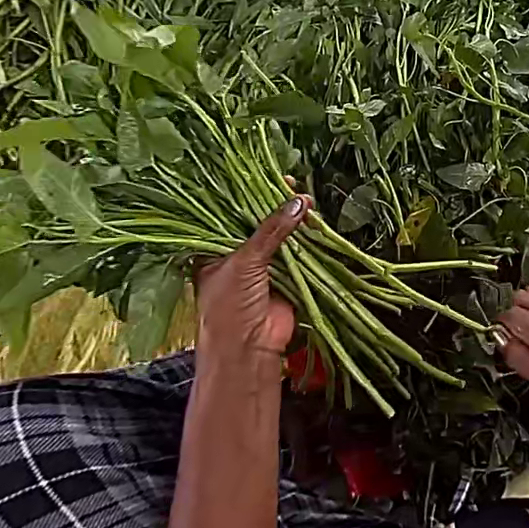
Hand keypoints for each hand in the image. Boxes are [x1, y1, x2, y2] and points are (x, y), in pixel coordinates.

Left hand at [194, 195, 309, 361]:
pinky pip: (299, 252)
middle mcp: (237, 256)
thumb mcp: (245, 262)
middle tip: (292, 185)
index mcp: (213, 251)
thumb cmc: (230, 307)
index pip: (230, 215)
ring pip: (281, 236)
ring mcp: (263, 266)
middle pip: (259, 223)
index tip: (265, 178)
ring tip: (308, 199)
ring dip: (294, 221)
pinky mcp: (287, 276)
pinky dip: (308, 239)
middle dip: (275, 206)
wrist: (249, 349)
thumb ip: (271, 231)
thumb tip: (298, 202)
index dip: (247, 196)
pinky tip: (315, 221)